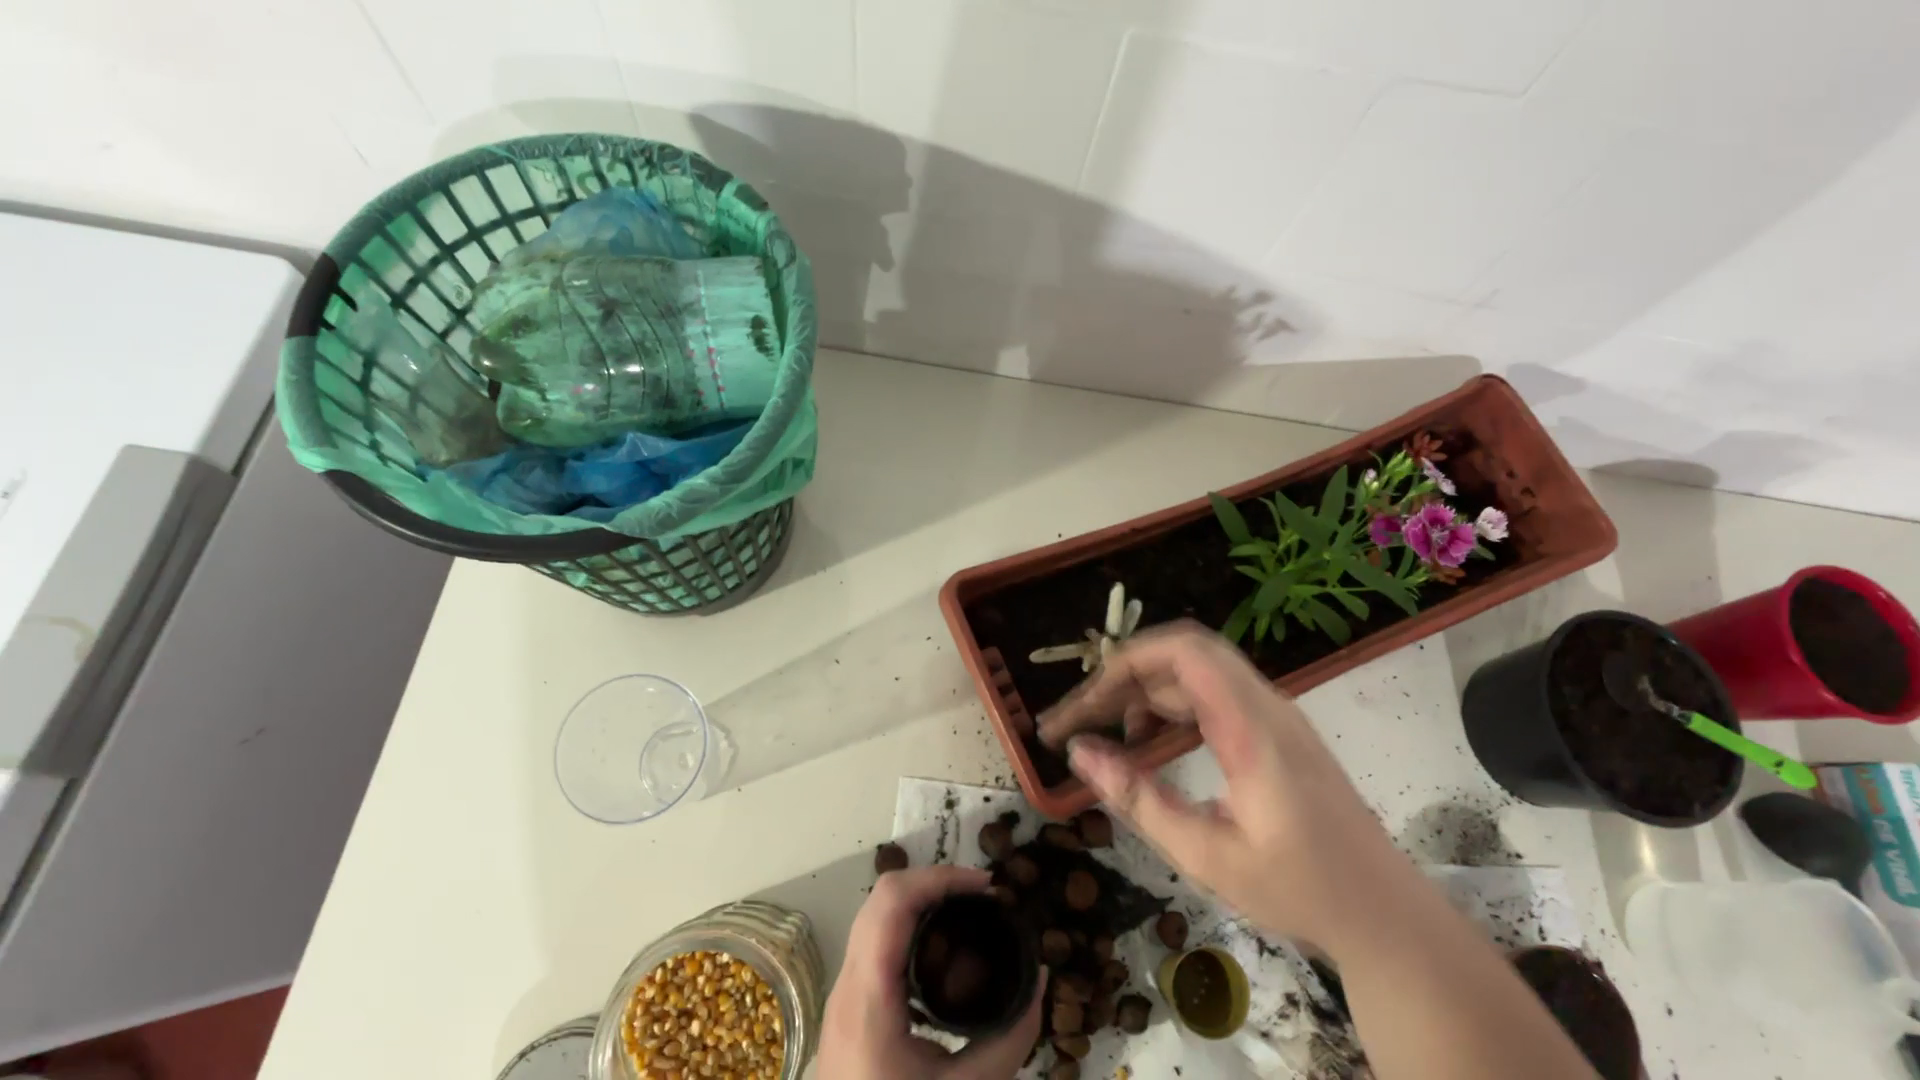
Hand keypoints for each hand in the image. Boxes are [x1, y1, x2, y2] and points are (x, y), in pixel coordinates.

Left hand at [816, 866, 1044, 1079]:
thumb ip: (1009, 1036)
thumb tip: (1042, 979)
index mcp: (869, 998)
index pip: (892, 902)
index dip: (941, 878)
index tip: (989, 887)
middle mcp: (847, 983)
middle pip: (881, 897)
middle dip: (937, 882)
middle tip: (986, 897)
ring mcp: (842, 993)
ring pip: (875, 915)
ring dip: (923, 900)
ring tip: (971, 913)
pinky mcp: (848, 1005)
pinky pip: (875, 941)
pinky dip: (911, 926)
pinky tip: (945, 948)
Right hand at [1036, 621, 1419, 955]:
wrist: (1384, 912)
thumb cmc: (1299, 889)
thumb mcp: (1207, 855)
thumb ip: (1139, 800)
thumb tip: (1079, 753)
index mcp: (1252, 728)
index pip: (1183, 653)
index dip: (1124, 662)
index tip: (1083, 705)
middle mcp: (1266, 706)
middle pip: (1184, 657)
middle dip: (1123, 680)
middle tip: (1077, 723)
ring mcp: (1275, 716)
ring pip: (1197, 675)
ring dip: (1145, 694)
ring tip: (1104, 737)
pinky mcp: (1276, 732)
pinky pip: (1213, 696)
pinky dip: (1171, 709)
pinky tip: (1149, 745)